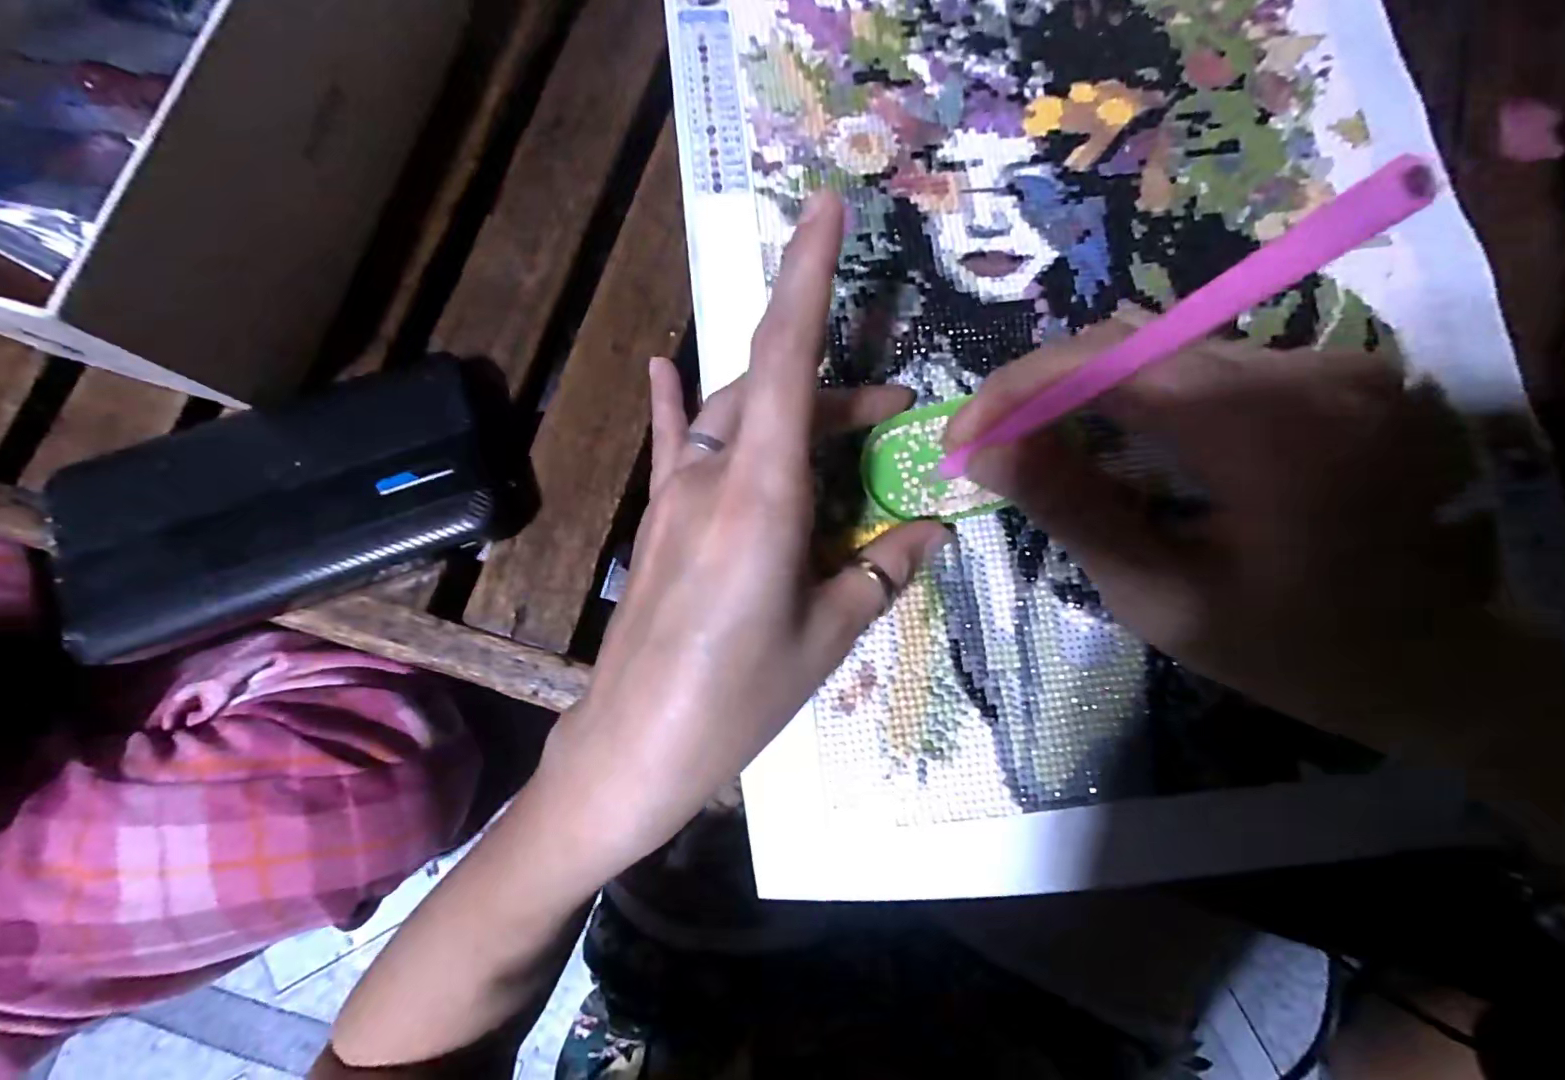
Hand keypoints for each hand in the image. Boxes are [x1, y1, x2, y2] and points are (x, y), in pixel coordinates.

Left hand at [540, 193, 950, 866]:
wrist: (632, 746)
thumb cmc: (737, 699)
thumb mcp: (824, 636)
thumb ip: (879, 570)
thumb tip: (932, 529)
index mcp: (760, 496)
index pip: (788, 360)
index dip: (808, 279)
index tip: (826, 213)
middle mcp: (711, 477)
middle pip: (773, 388)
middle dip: (837, 387)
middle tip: (891, 415)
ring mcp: (675, 496)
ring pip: (734, 415)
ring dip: (789, 404)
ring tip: (839, 430)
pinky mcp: (656, 522)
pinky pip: (674, 446)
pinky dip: (678, 404)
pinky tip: (665, 368)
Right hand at [946, 318, 1495, 750]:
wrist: (1440, 668)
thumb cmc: (1290, 650)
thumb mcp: (1160, 595)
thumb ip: (1072, 508)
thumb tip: (984, 451)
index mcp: (1269, 428)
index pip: (1109, 361)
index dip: (1017, 389)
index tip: (962, 438)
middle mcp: (1307, 369)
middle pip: (1133, 341)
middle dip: (1041, 388)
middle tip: (990, 445)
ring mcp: (1329, 364)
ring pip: (1165, 347)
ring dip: (1085, 389)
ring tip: (1038, 443)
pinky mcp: (1332, 375)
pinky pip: (1206, 366)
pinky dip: (1138, 395)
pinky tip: (1116, 440)